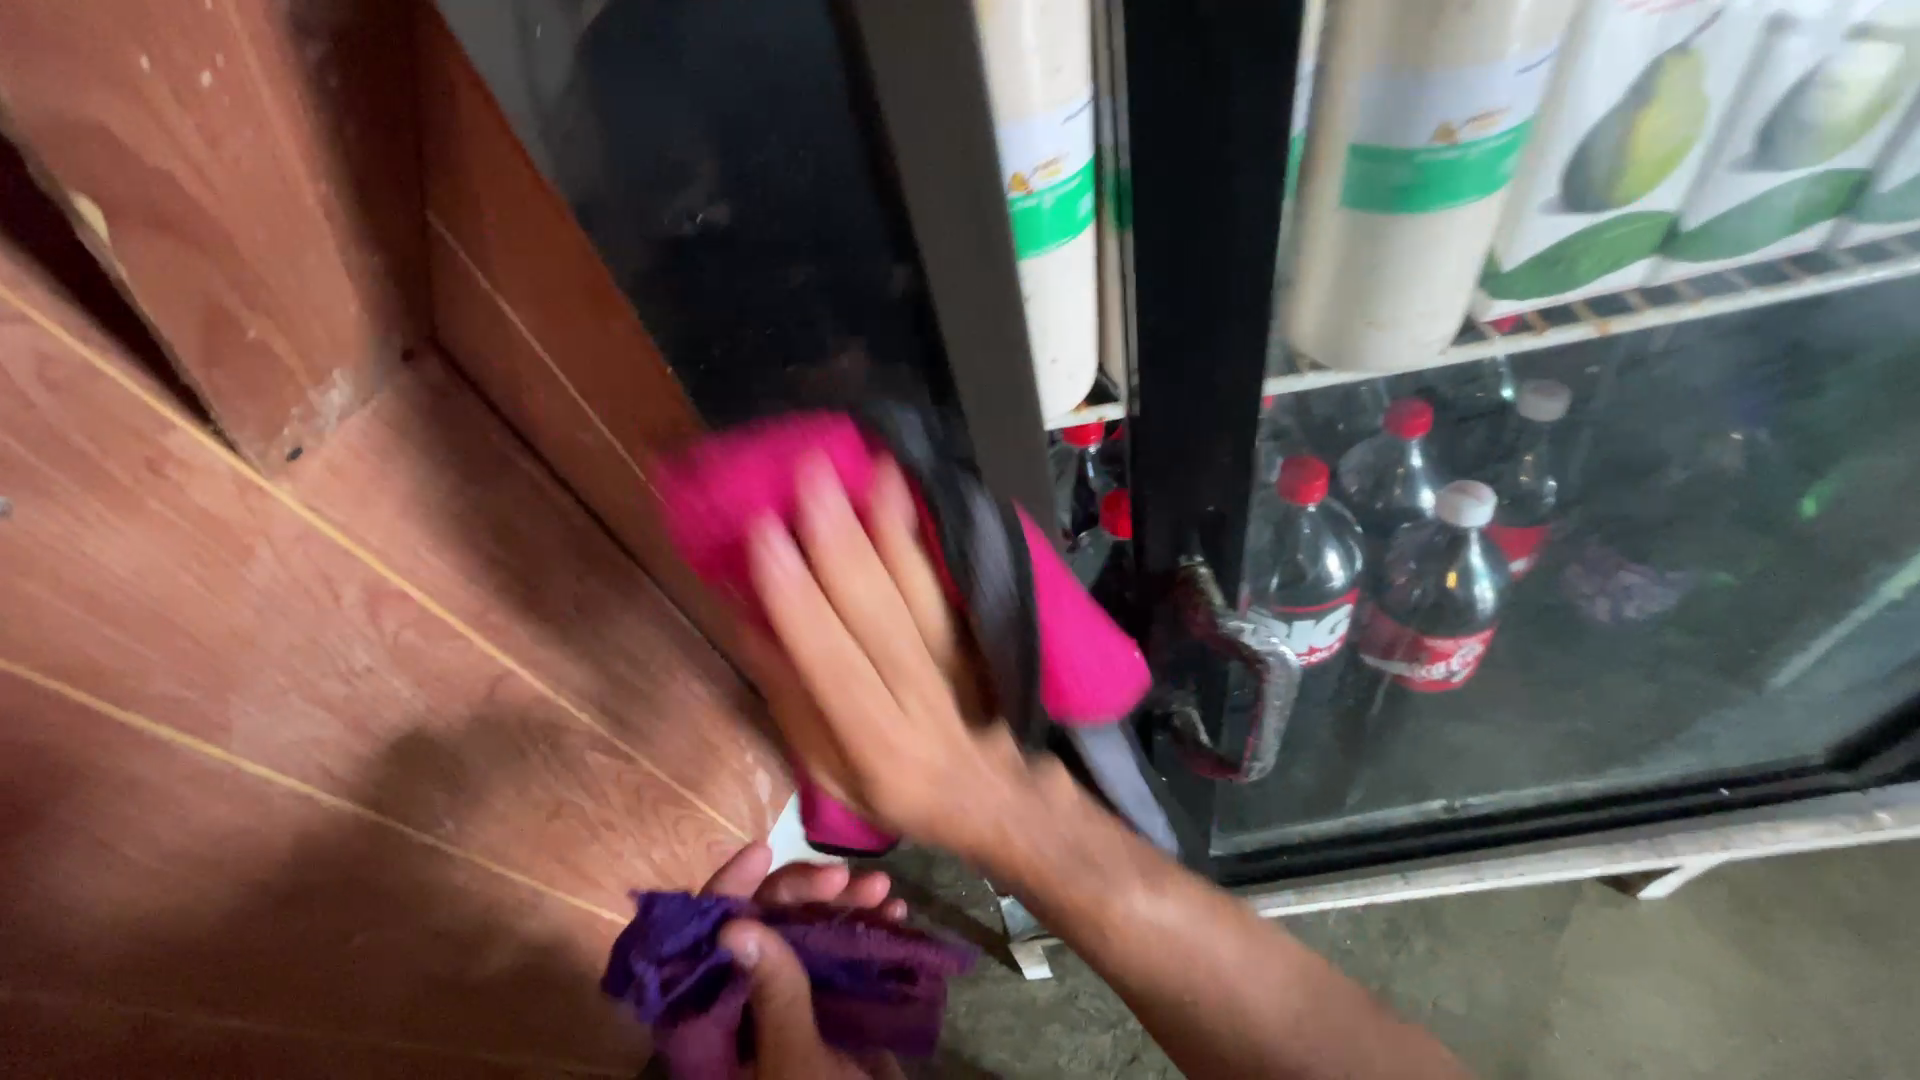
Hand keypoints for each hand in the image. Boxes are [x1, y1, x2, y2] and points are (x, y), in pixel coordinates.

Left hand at [700, 842, 906, 1079]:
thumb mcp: (795, 1068)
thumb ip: (773, 995)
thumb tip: (736, 923)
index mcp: (715, 1021)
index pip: (703, 941)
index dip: (725, 891)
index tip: (761, 854)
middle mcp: (748, 1000)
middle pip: (763, 923)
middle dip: (803, 891)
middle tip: (843, 877)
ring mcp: (793, 998)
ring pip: (808, 928)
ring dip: (846, 901)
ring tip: (883, 889)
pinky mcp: (834, 1002)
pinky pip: (845, 948)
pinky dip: (869, 924)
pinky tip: (895, 909)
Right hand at [746, 453, 1049, 861]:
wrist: (993, 793)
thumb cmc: (895, 789)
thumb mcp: (831, 771)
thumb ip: (793, 700)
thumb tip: (751, 624)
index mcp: (876, 745)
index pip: (832, 665)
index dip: (798, 602)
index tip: (765, 537)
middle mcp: (920, 701)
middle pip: (881, 618)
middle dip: (842, 546)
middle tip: (811, 481)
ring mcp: (958, 666)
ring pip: (920, 593)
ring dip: (889, 529)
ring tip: (866, 470)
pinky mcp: (979, 640)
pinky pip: (948, 584)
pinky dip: (924, 538)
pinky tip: (906, 494)